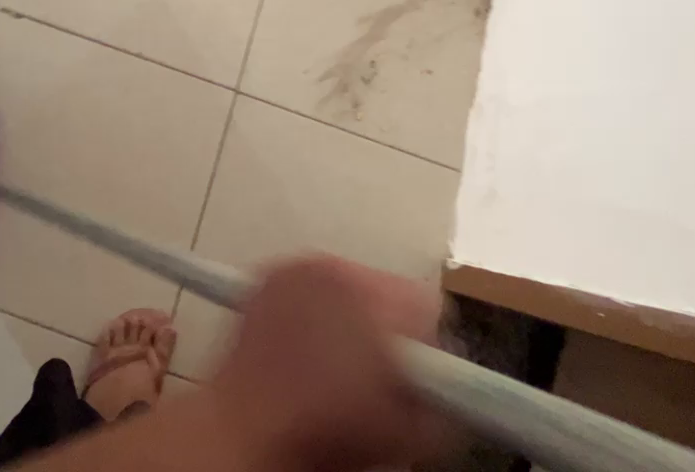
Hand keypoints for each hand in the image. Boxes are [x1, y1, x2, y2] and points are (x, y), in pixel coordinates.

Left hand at [203, 255, 456, 471]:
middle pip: (385, 291)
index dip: (427, 346)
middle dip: (386, 327)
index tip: (416, 374)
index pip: (428, 305)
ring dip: (348, 314)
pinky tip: (303, 346)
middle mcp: (337, 267)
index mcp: (378, 295)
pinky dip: (311, 307)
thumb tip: (447, 386)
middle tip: (372, 372)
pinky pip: (306, 284)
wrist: (247, 422)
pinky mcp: (265, 274)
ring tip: (333, 361)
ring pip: (345, 285)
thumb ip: (442, 398)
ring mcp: (297, 266)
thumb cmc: (328, 426)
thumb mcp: (409, 428)